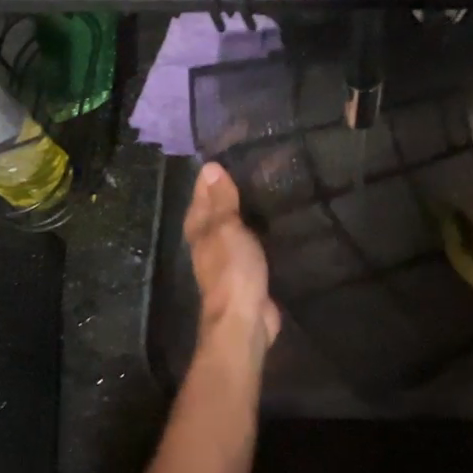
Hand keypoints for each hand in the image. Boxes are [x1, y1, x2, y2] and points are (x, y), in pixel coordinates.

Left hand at [186, 162, 280, 357]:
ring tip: (264, 187)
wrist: (245, 320)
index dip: (212, 175)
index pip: (202, 193)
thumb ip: (221, 200)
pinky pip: (250, 241)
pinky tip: (272, 221)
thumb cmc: (232, 269)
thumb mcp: (226, 228)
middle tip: (252, 164)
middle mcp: (209, 240)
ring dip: (244, 209)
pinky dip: (257, 229)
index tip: (228, 152)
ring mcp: (227, 258)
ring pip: (233, 225)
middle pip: (215, 208)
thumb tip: (209, 167)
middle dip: (228, 190)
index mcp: (200, 228)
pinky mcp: (246, 271)